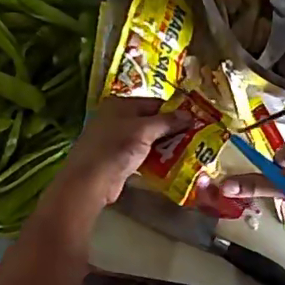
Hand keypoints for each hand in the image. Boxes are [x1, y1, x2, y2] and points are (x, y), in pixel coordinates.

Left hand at [49, 96, 190, 212]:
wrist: (90, 181)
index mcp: (119, 104)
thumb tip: (189, 115)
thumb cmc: (116, 148)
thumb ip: (167, 122)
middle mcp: (116, 119)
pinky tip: (169, 164)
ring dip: (163, 146)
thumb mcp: (144, 131)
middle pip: (150, 121)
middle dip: (170, 130)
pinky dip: (153, 158)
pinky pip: (140, 155)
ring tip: (186, 151)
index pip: (153, 103)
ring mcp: (115, 140)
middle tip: (193, 137)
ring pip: (145, 140)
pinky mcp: (117, 160)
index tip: (194, 120)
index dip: (174, 111)